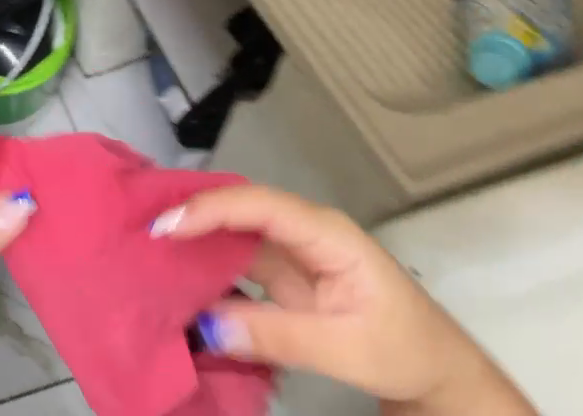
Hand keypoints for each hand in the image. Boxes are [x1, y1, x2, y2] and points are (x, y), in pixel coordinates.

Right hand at [154, 185, 532, 414]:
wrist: (440, 377)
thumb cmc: (405, 351)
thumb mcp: (347, 349)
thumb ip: (278, 335)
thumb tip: (207, 324)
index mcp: (324, 233)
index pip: (258, 205)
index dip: (209, 210)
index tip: (165, 226)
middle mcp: (302, 231)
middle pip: (239, 207)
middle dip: (192, 211)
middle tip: (142, 225)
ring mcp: (291, 252)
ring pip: (233, 232)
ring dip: (194, 236)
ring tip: (149, 244)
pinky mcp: (282, 275)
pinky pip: (236, 261)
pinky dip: (206, 265)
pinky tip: (178, 275)